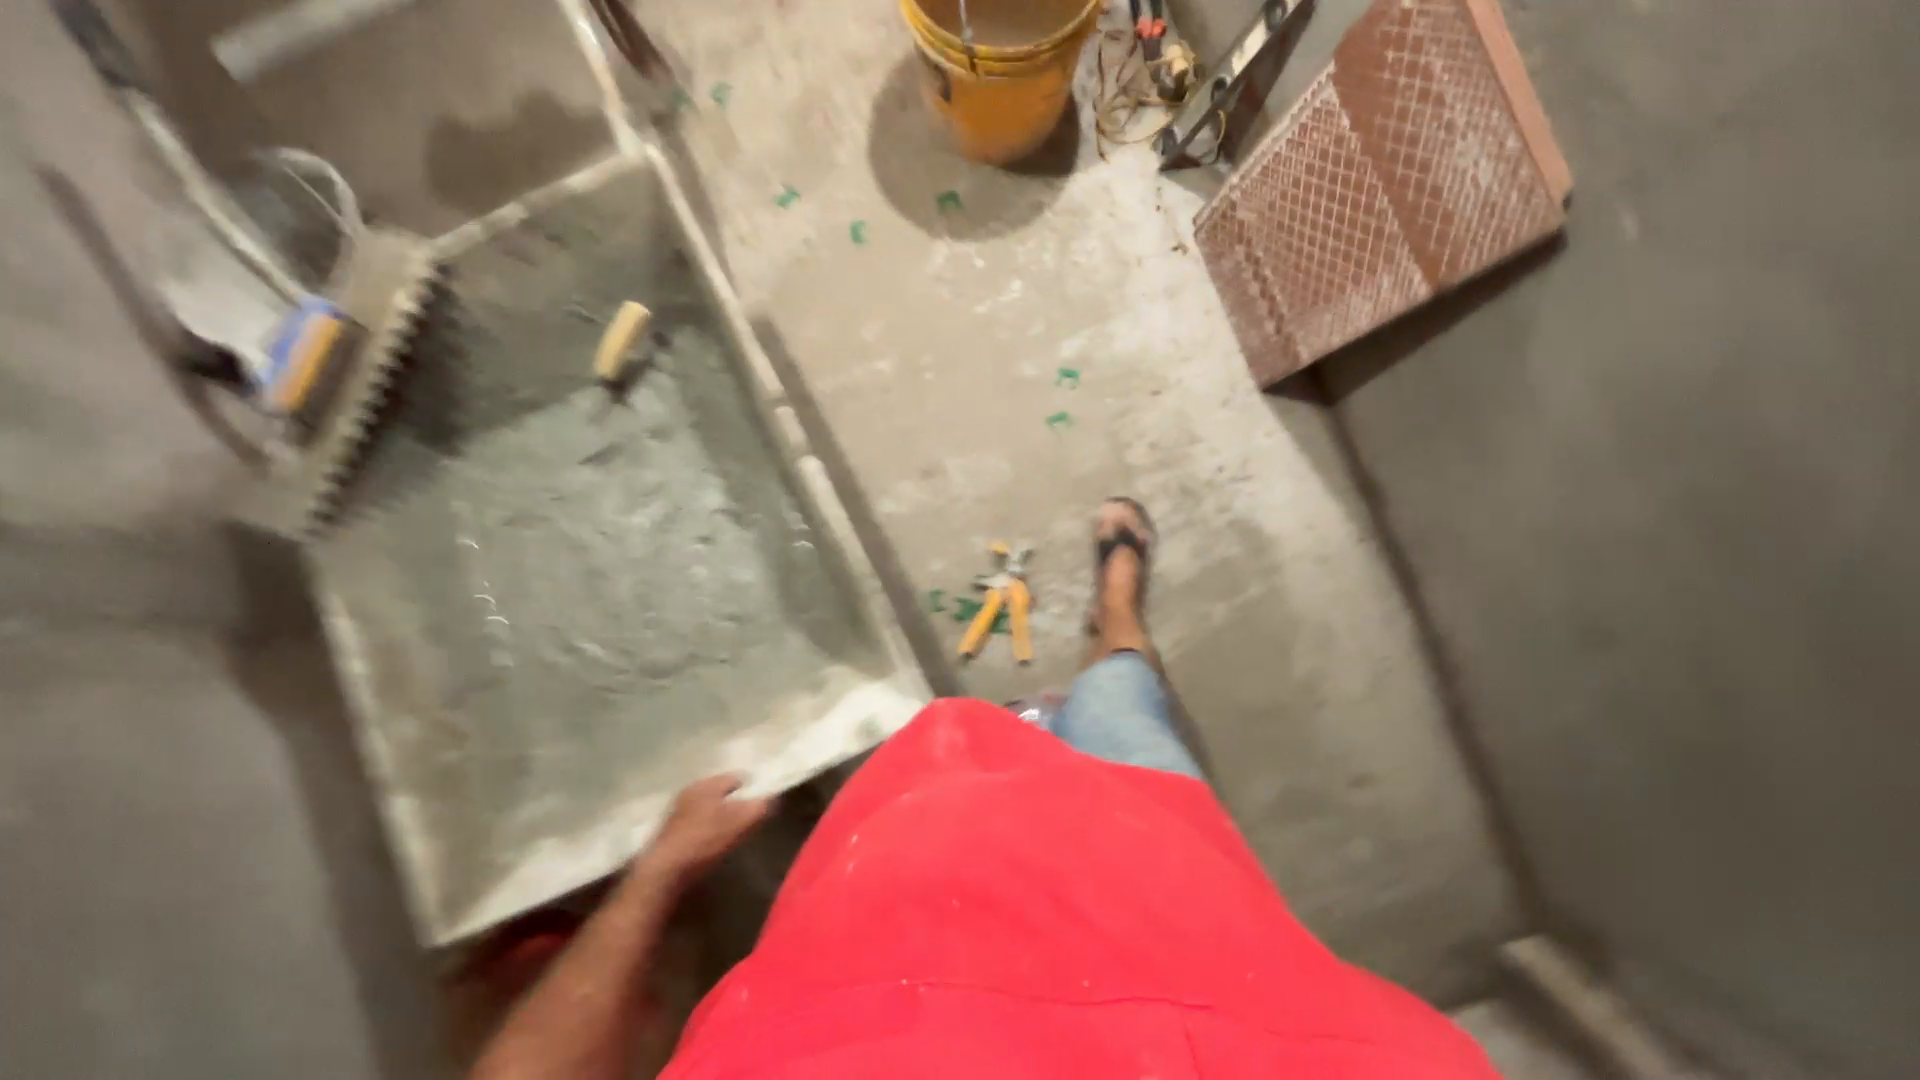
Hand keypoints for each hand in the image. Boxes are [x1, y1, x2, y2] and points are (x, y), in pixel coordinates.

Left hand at [637, 773, 771, 884]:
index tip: (763, 795)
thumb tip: (773, 798)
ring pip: (706, 807)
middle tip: (750, 811)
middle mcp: (689, 792)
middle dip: (734, 799)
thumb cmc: (705, 840)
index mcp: (706, 784)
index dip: (751, 785)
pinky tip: (713, 841)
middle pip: (719, 791)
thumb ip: (760, 807)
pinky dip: (707, 829)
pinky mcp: (669, 833)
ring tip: (734, 828)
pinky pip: (696, 824)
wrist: (664, 872)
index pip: (735, 777)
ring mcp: (676, 812)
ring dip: (719, 815)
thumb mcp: (741, 822)